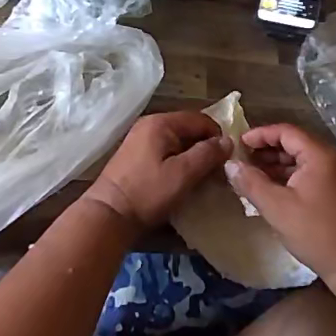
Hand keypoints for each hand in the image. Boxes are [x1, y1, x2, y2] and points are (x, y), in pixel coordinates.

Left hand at [84, 111, 230, 231]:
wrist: (107, 216)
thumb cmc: (147, 193)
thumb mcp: (183, 174)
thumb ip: (208, 154)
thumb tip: (228, 141)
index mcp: (161, 123)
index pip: (202, 119)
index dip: (218, 137)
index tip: (227, 159)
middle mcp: (150, 124)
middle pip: (189, 129)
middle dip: (206, 147)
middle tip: (217, 170)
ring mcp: (140, 139)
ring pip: (178, 141)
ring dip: (193, 156)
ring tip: (202, 177)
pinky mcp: (136, 155)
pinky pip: (166, 151)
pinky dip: (179, 161)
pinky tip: (182, 179)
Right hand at [229, 123, 335, 282]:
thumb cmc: (314, 232)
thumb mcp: (277, 207)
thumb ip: (251, 183)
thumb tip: (230, 164)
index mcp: (319, 155)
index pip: (286, 131)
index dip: (260, 134)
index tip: (238, 143)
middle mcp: (330, 158)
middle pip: (294, 143)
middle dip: (266, 149)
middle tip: (240, 159)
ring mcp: (335, 174)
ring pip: (300, 159)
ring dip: (276, 163)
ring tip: (250, 174)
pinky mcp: (335, 189)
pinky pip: (307, 173)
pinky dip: (287, 175)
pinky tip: (269, 188)